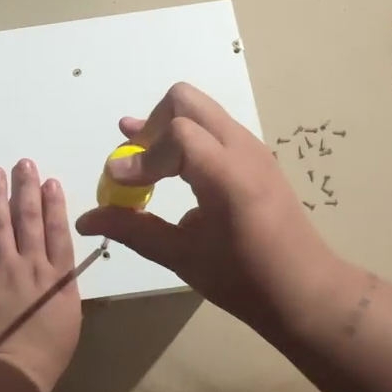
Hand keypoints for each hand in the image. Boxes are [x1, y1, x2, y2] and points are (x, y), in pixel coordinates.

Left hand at [0, 159, 82, 391]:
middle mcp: (32, 265)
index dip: (55, 204)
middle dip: (27, 189)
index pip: (58, 231)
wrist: (16, 367)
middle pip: (30, 220)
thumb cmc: (51, 349)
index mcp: (58, 275)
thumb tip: (60, 269)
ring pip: (0, 226)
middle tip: (24, 164)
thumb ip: (64, 286)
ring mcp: (4, 271)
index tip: (51, 181)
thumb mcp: (71, 315)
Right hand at [75, 83, 335, 335]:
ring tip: (141, 160)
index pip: (175, 134)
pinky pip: (212, 127)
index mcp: (228, 176)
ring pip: (199, 109)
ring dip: (166, 128)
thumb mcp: (182, 257)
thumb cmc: (245, 281)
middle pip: (184, 101)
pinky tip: (170, 168)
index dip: (140, 155)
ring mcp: (252, 147)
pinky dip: (185, 137)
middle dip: (151, 125)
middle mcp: (243, 149)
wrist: (305, 291)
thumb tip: (85, 219)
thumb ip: (132, 230)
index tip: (118, 182)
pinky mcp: (254, 155)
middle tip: (135, 162)